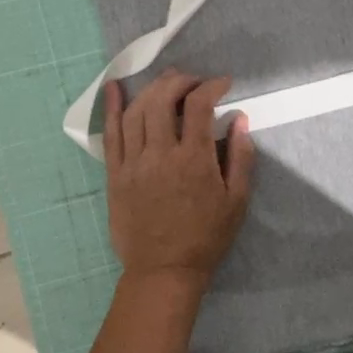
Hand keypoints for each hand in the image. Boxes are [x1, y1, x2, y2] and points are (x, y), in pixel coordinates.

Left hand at [103, 71, 255, 292]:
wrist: (163, 271)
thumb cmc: (206, 238)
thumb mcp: (237, 201)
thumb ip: (241, 158)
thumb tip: (240, 120)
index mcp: (194, 160)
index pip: (200, 106)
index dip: (212, 86)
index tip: (223, 84)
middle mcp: (161, 154)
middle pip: (163, 99)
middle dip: (180, 81)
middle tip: (194, 82)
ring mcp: (134, 163)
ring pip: (137, 111)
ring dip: (152, 89)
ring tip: (167, 83)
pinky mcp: (115, 174)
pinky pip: (111, 134)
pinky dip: (112, 107)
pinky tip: (114, 87)